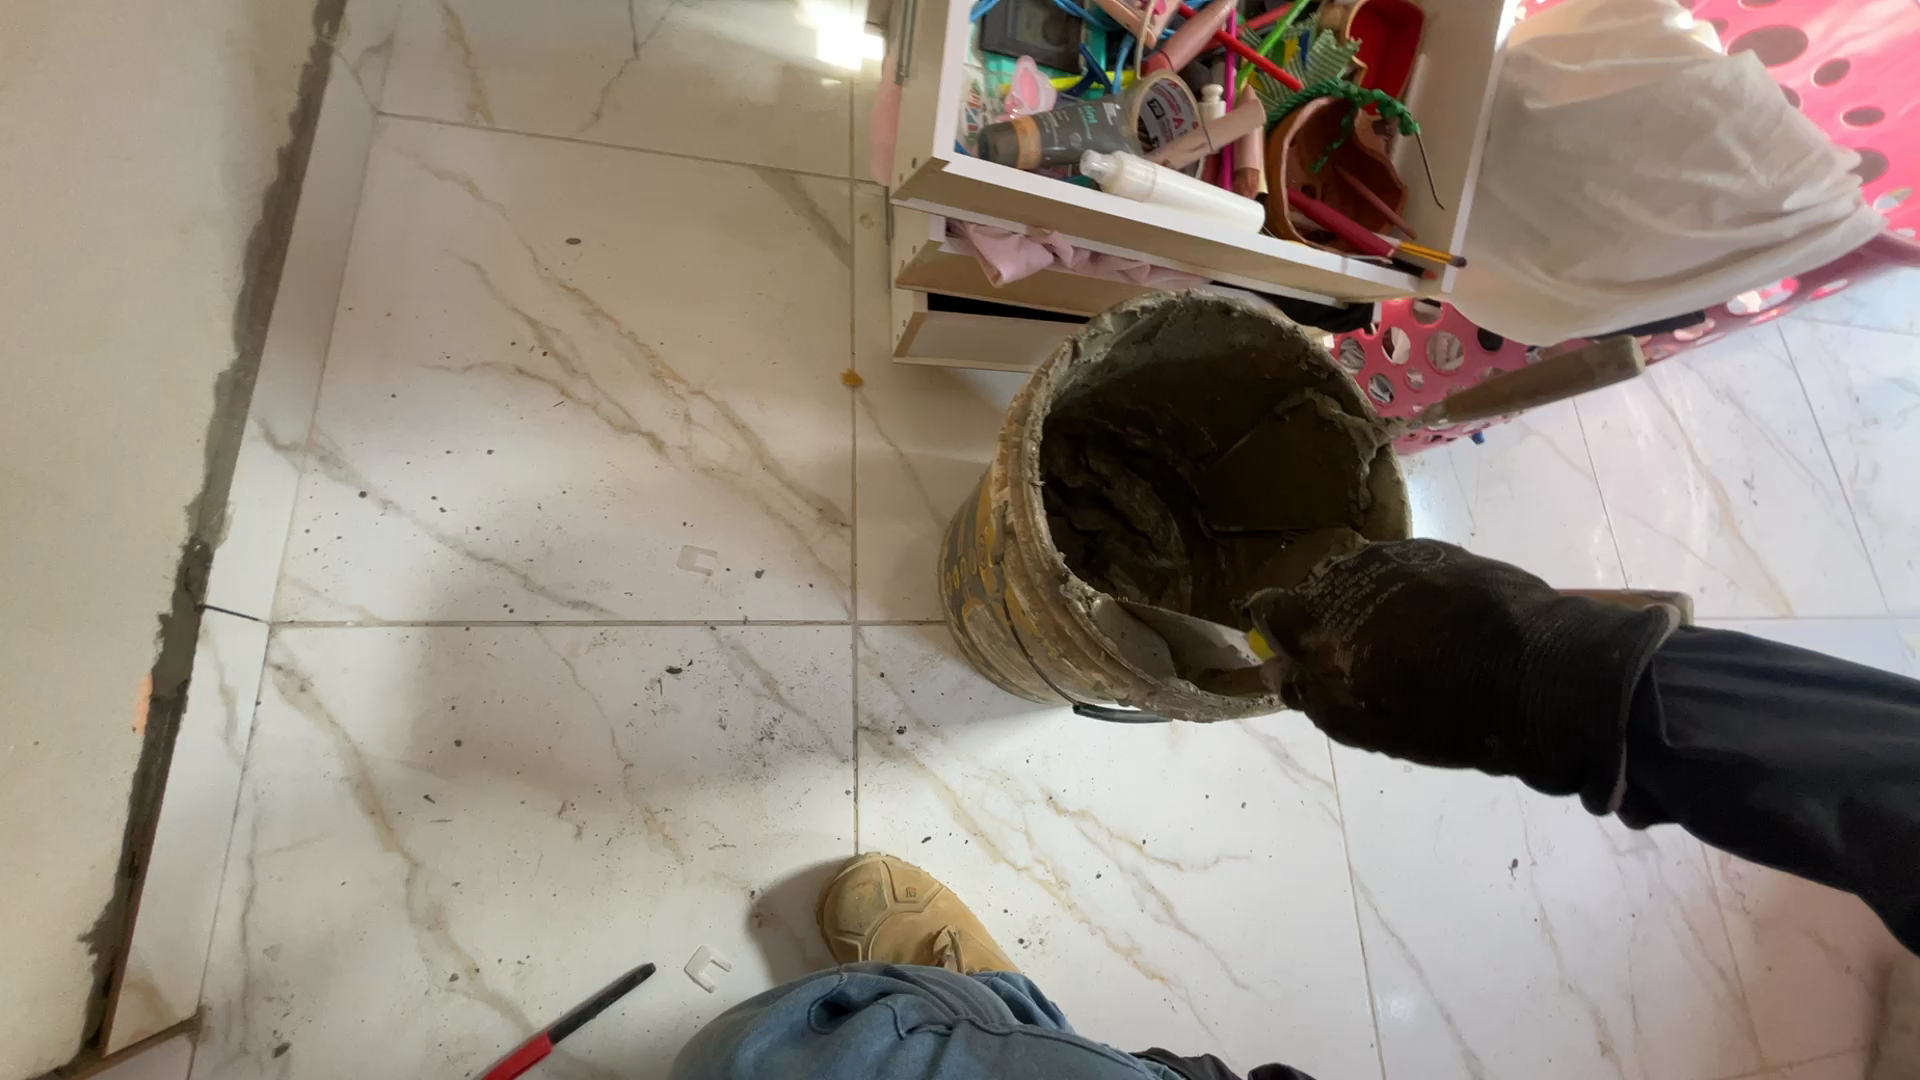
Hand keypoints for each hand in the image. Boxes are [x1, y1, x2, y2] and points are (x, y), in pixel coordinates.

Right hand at [1242, 540, 1675, 803]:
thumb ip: (1306, 692)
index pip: (1267, 608)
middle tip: (1353, 656)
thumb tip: (1275, 668)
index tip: (1284, 647)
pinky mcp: (1442, 551)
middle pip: (1315, 592)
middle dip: (1322, 619)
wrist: (1551, 680)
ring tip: (1400, 640)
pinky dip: (1406, 595)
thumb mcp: (1360, 724)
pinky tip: (1437, 624)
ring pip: (1359, 578)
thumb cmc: (1442, 713)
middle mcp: (1346, 573)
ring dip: (1364, 604)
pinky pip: (1403, 572)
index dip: (1270, 627)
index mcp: (1316, 615)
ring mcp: (1396, 556)